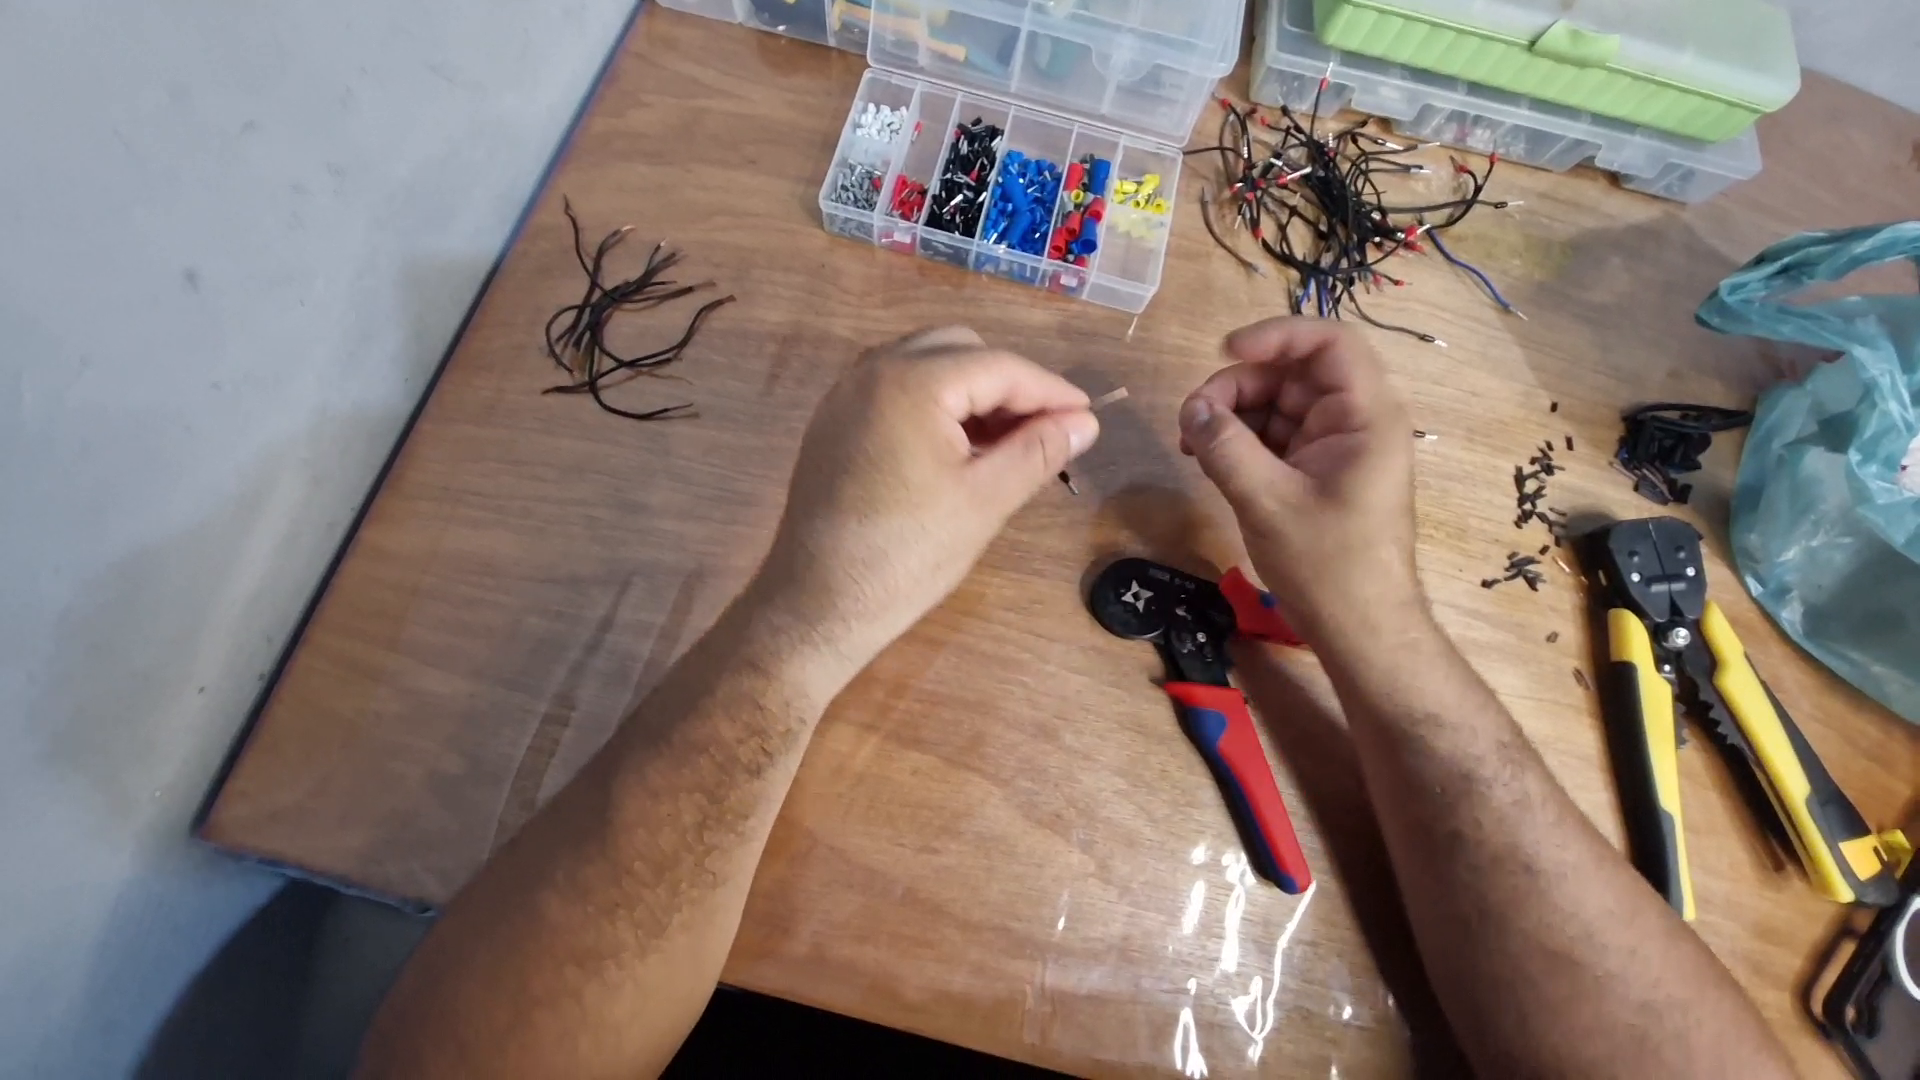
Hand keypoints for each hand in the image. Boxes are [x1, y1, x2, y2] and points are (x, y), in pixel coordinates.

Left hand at [749, 327, 1098, 685]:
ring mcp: (844, 395)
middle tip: (1043, 431)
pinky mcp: (833, 423)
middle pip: (960, 351)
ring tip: (1006, 442)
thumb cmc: (906, 557)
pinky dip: (935, 406)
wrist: (817, 607)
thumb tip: (1086, 422)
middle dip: (1008, 386)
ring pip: (926, 366)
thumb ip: (1039, 450)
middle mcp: (870, 371)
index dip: (1050, 390)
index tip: (1087, 416)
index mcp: (909, 382)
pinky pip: (895, 391)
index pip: (999, 366)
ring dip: (972, 393)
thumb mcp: (985, 501)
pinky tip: (957, 449)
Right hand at [1178, 318, 1421, 642]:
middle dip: (1238, 387)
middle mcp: (1352, 422)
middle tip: (1193, 418)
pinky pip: (1272, 438)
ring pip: (1276, 405)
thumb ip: (1225, 447)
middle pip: (1291, 374)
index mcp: (1364, 416)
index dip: (1276, 336)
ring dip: (1231, 416)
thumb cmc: (1327, 564)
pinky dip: (1238, 442)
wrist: (1358, 627)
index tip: (1224, 353)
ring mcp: (1332, 448)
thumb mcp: (1267, 501)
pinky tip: (1206, 459)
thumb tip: (1191, 407)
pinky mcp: (1313, 472)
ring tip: (1191, 444)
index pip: (1328, 344)